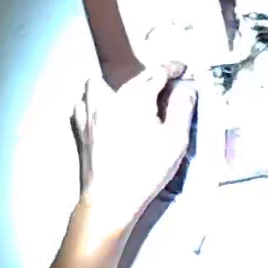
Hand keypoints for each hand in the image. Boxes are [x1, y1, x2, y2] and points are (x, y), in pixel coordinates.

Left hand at [72, 63, 197, 243]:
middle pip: (133, 77)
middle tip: (165, 89)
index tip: (184, 69)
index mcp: (135, 96)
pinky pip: (85, 102)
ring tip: (130, 99)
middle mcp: (108, 96)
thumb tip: (188, 86)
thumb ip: (183, 107)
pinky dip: (96, 101)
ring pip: (101, 83)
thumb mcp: (176, 139)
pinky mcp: (79, 126)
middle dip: (151, 78)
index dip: (174, 68)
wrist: (110, 198)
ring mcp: (89, 110)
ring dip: (116, 85)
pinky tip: (106, 113)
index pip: (158, 72)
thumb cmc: (147, 168)